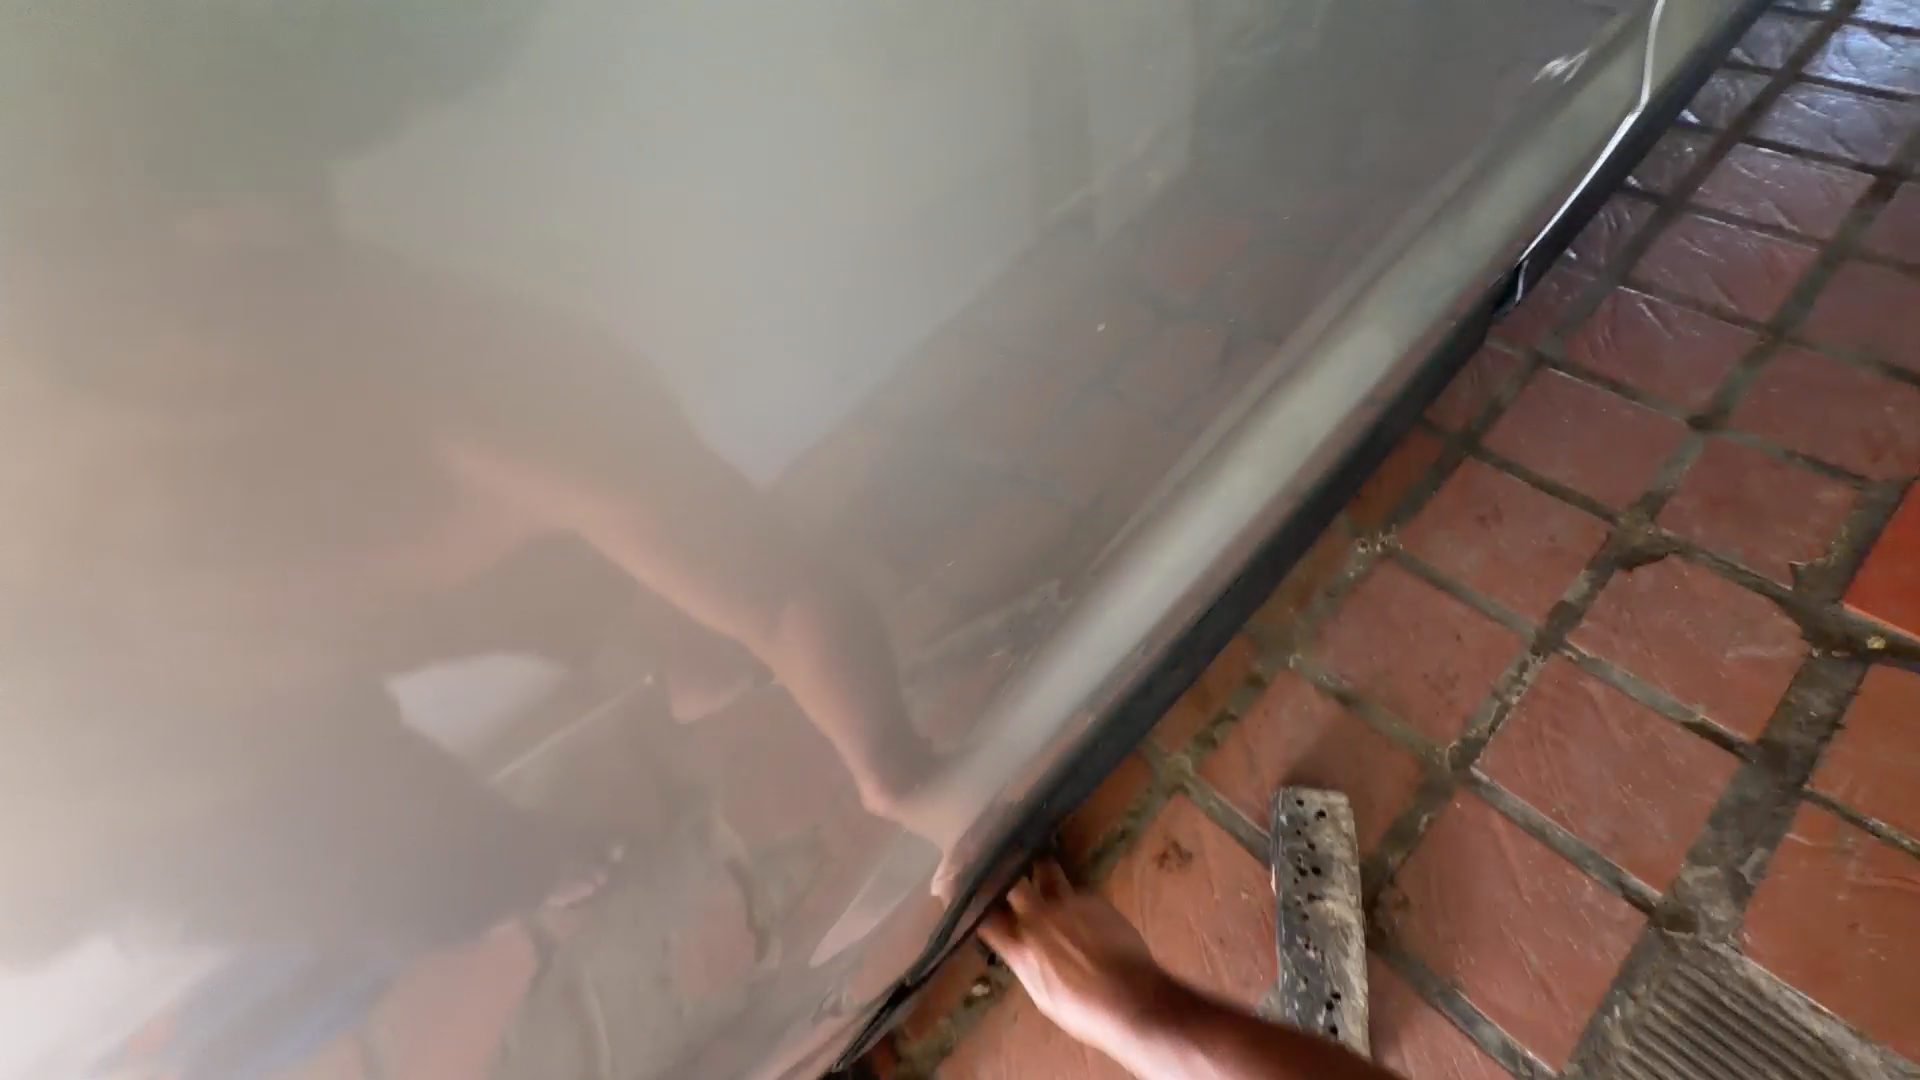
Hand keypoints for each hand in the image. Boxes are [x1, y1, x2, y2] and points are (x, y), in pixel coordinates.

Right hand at [976, 861, 1170, 1050]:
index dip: (977, 906)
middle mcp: (1038, 917)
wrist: (1130, 999)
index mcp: (1020, 947)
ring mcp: (1066, 902)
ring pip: (1046, 869)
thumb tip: (1020, 949)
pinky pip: (1076, 888)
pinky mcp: (1092, 897)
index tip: (971, 899)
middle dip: (1008, 874)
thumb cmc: (1084, 1011)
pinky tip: (1080, 904)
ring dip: (1041, 870)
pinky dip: (1073, 895)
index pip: (986, 917)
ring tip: (1041, 866)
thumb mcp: (1043, 995)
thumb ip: (1026, 962)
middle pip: (1012, 881)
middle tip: (1006, 869)